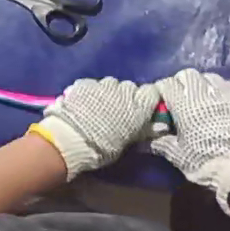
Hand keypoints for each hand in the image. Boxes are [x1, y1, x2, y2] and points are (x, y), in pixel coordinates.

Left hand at [32, 77, 162, 178]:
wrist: (71, 138)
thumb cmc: (102, 147)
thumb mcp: (126, 142)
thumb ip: (142, 130)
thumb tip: (158, 126)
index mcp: (138, 106)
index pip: (152, 93)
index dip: (147, 99)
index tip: (142, 108)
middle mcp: (123, 90)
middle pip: (129, 87)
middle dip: (125, 96)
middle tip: (117, 111)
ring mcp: (103, 84)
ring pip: (110, 83)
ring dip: (108, 92)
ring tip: (98, 106)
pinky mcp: (85, 82)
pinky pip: (92, 84)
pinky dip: (90, 91)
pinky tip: (83, 102)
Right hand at [149, 70, 229, 213]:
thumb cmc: (205, 160)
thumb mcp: (178, 155)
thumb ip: (162, 142)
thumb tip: (151, 138)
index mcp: (182, 103)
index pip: (166, 84)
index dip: (163, 91)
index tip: (163, 101)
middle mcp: (202, 92)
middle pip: (187, 75)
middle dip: (182, 83)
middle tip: (182, 98)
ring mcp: (225, 92)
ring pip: (209, 77)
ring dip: (203, 84)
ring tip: (204, 98)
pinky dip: (224, 90)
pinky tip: (224, 101)